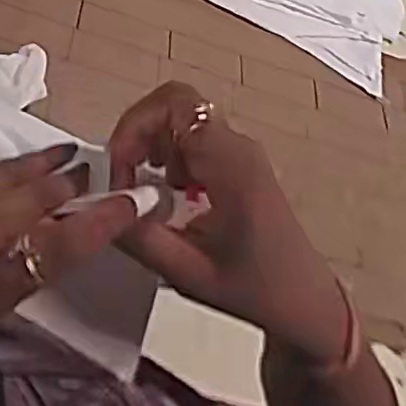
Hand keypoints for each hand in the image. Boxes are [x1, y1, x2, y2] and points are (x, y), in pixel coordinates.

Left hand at [0, 144, 141, 405]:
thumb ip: (15, 283)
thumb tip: (50, 248)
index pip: (63, 243)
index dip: (104, 219)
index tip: (132, 201)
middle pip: (39, 195)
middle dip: (72, 181)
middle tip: (93, 170)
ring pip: (8, 174)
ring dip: (41, 166)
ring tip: (67, 153)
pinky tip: (12, 169)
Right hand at [109, 83, 350, 364]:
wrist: (306, 302)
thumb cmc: (258, 290)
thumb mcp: (190, 273)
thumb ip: (140, 238)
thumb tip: (100, 208)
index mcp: (232, 166)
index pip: (177, 106)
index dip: (136, 126)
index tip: (120, 169)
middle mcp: (237, 147)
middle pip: (175, 103)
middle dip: (138, 132)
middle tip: (125, 175)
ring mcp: (238, 151)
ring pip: (180, 117)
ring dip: (151, 144)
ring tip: (144, 189)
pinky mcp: (234, 161)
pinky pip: (190, 137)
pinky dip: (166, 154)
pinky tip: (166, 192)